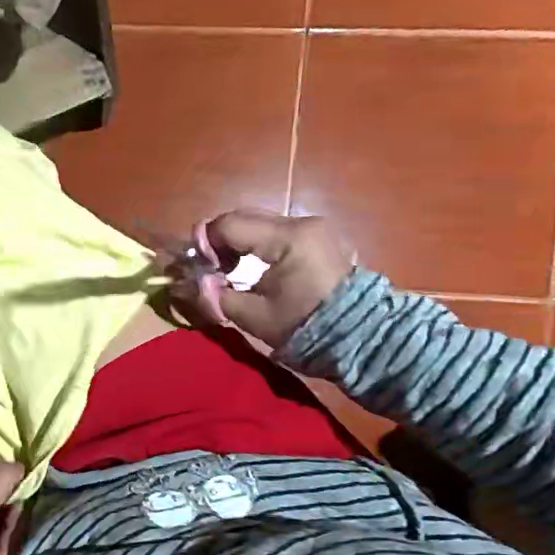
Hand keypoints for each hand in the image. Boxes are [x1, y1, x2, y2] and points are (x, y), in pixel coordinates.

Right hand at [170, 211, 354, 348]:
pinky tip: (254, 268)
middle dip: (221, 239)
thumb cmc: (304, 328)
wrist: (360, 337)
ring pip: (263, 223)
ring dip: (240, 242)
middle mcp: (303, 223)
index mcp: (288, 238)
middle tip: (208, 268)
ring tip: (229, 270)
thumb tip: (194, 284)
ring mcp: (316, 228)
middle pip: (247, 217)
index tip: (197, 266)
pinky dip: (260, 245)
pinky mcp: (321, 238)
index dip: (206, 241)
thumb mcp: (255, 317)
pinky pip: (280, 232)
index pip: (231, 224)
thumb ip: (218, 296)